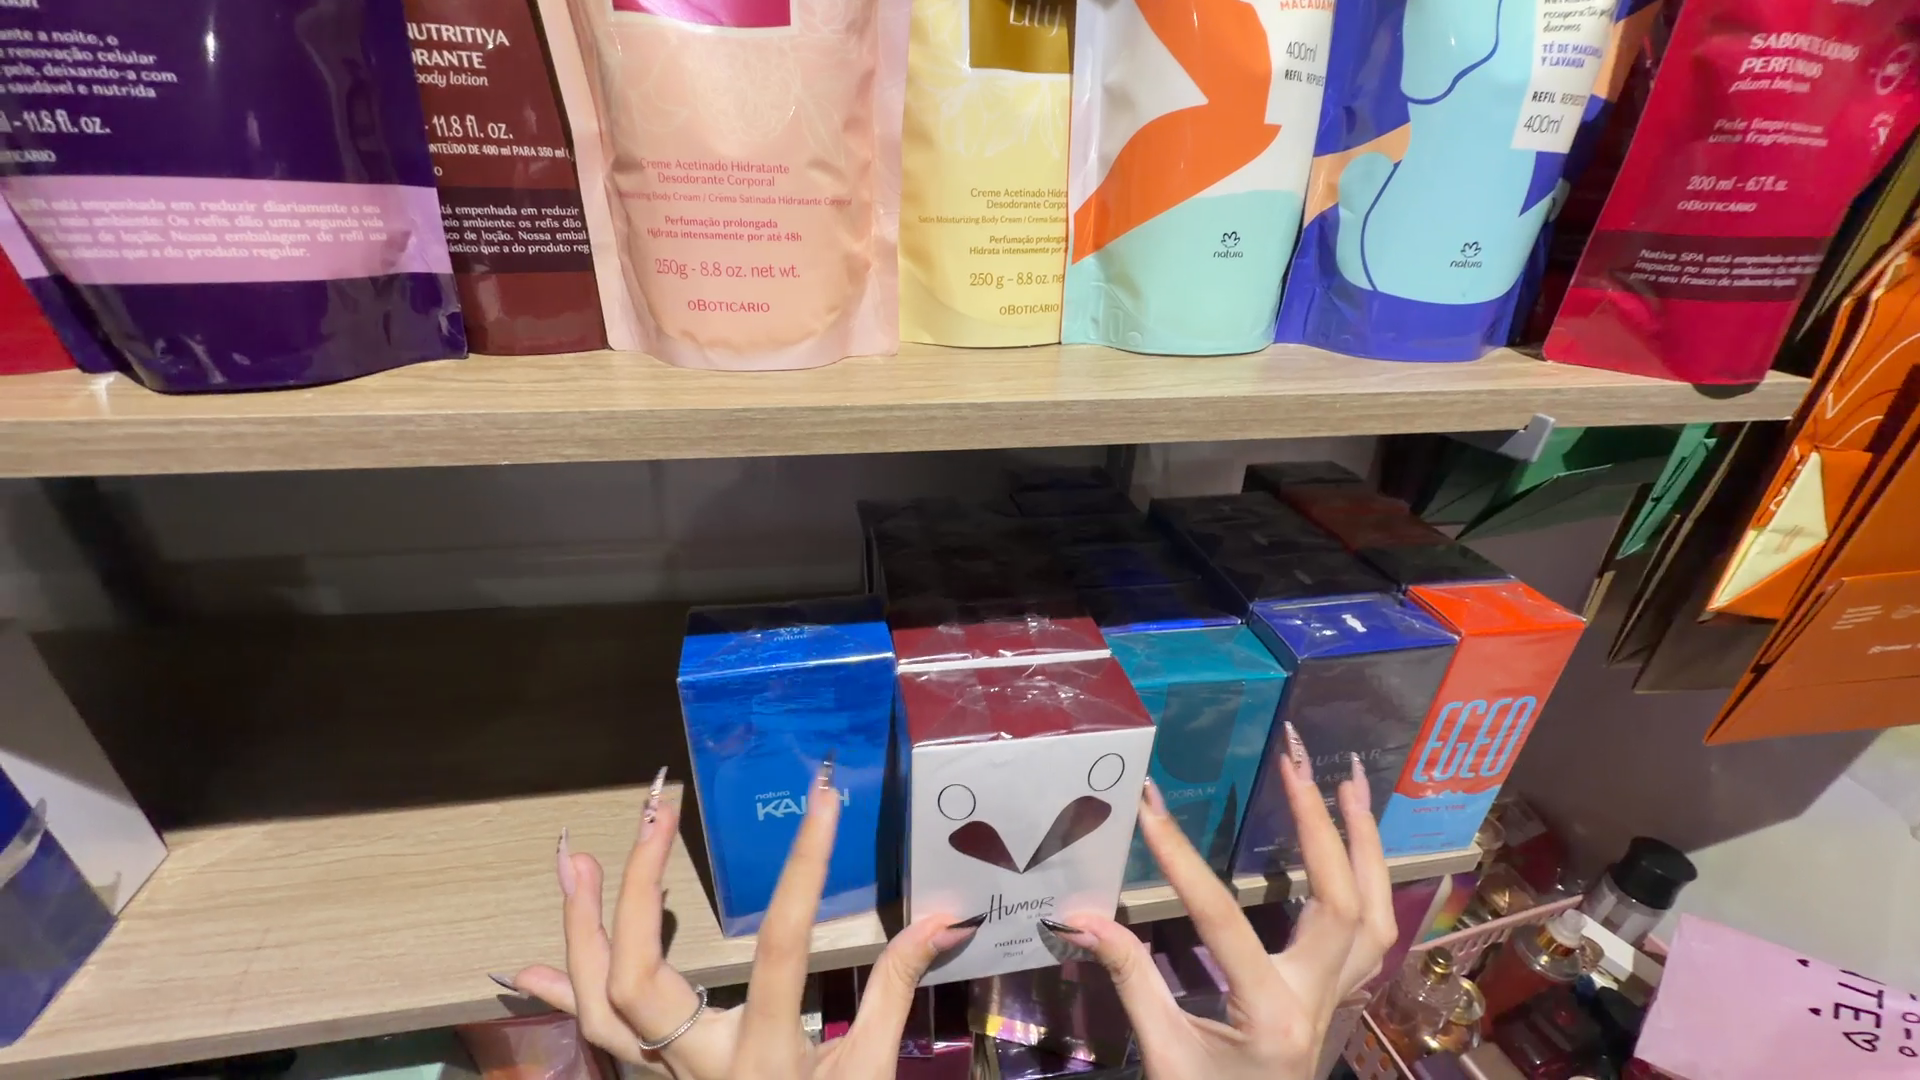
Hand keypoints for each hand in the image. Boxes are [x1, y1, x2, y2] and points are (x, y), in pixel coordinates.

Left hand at [500, 762, 983, 1078]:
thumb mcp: (870, 1072)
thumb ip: (896, 988)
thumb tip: (944, 915)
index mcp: (766, 1059)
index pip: (781, 946)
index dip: (804, 868)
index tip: (823, 800)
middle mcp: (697, 1068)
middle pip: (639, 978)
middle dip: (638, 889)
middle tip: (653, 814)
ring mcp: (661, 1078)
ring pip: (598, 1007)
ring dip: (580, 927)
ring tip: (576, 857)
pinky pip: (594, 1037)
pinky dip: (562, 992)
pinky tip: (531, 962)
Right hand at [1045, 722, 1398, 1079]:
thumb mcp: (1163, 1053)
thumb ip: (1128, 977)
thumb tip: (1077, 916)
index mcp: (1270, 1013)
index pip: (1219, 915)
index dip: (1179, 856)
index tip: (1149, 802)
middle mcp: (1320, 1000)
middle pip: (1341, 901)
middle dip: (1318, 823)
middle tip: (1295, 759)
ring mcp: (1342, 1001)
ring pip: (1376, 914)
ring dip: (1364, 842)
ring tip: (1346, 778)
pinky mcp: (1342, 999)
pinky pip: (1374, 933)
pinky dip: (1371, 878)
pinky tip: (1356, 841)